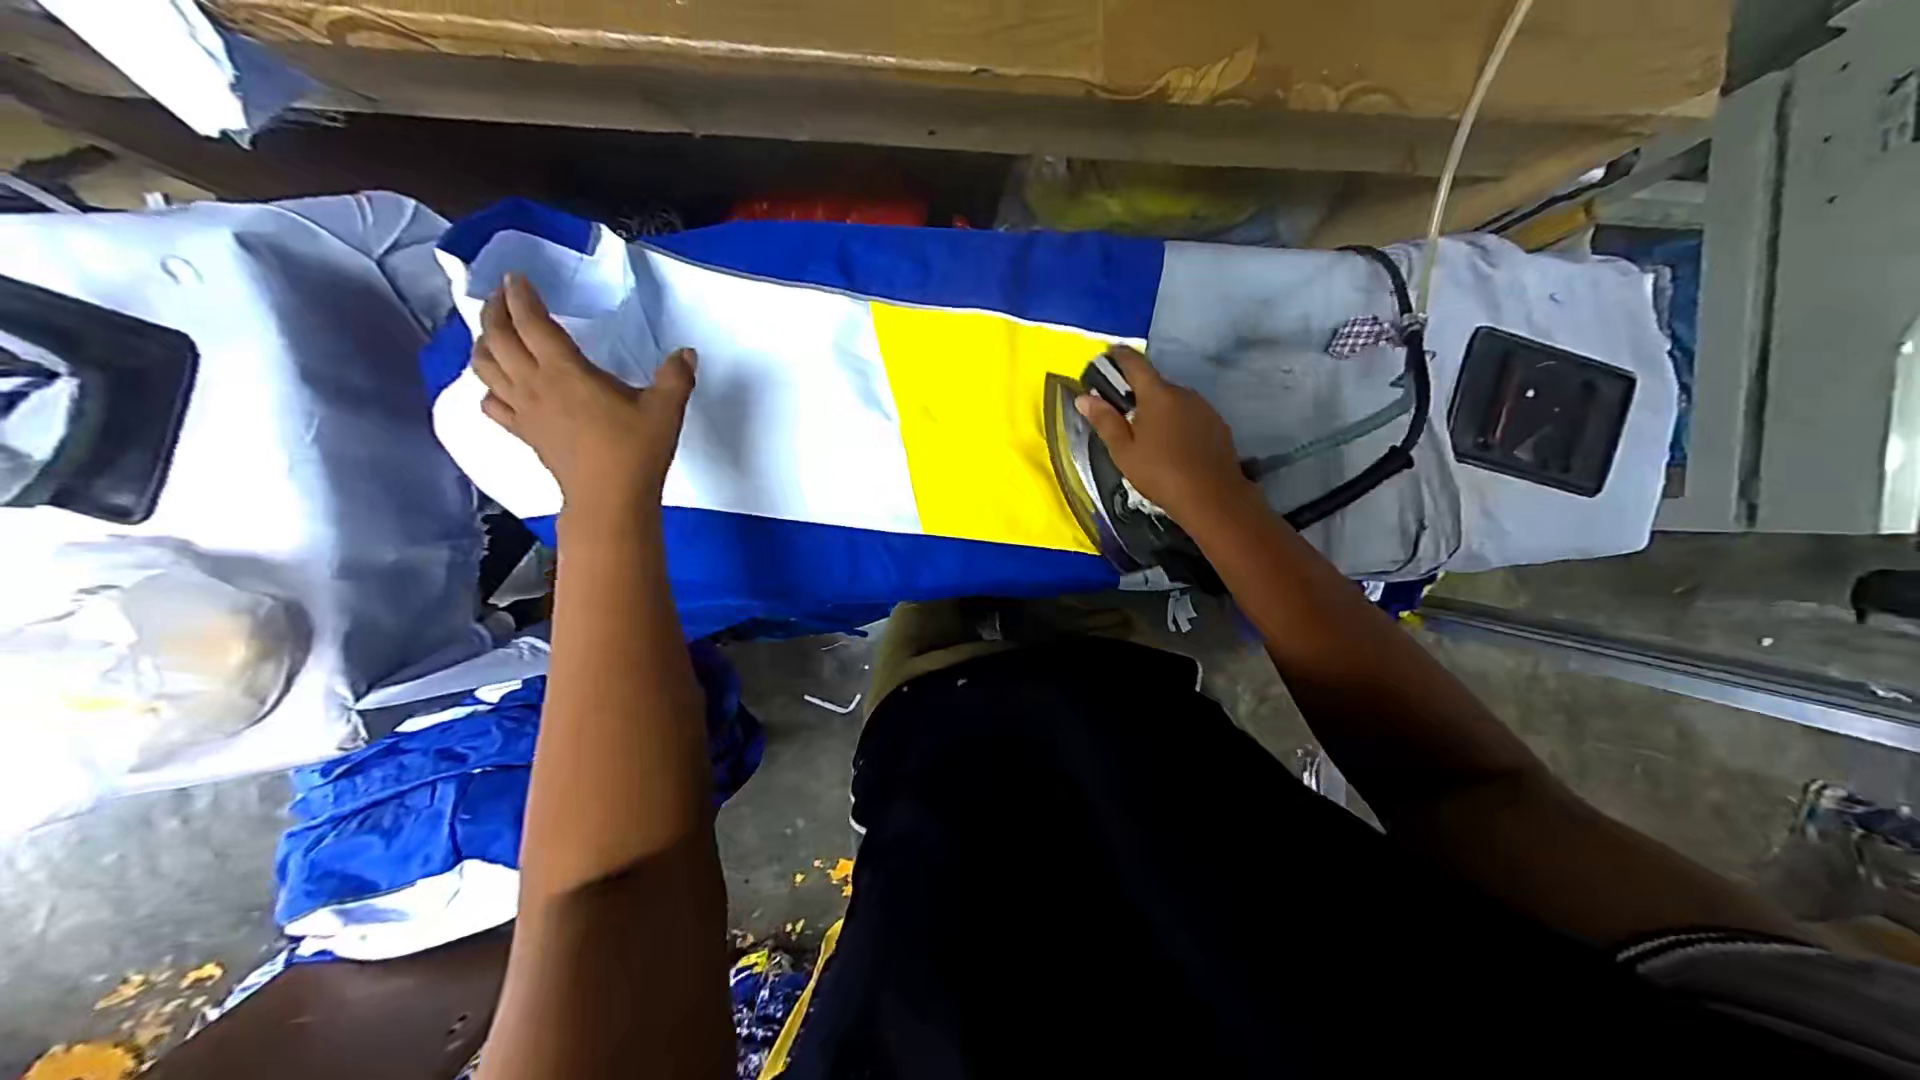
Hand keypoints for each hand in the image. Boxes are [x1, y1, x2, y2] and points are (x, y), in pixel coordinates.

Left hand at [471, 275, 696, 517]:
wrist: (610, 499)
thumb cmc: (636, 450)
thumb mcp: (666, 409)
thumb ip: (676, 376)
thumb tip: (687, 353)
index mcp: (566, 371)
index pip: (532, 322)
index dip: (520, 295)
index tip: (517, 278)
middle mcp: (535, 384)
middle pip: (496, 337)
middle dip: (495, 310)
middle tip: (504, 297)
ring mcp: (524, 410)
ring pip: (484, 366)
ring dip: (484, 343)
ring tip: (496, 333)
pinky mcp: (524, 433)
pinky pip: (491, 402)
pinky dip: (488, 386)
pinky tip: (499, 385)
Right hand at [1074, 345, 1262, 533]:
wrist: (1212, 498)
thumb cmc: (1160, 473)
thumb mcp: (1124, 451)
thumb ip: (1104, 421)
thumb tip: (1084, 397)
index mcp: (1157, 395)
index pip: (1135, 364)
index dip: (1119, 356)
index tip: (1108, 354)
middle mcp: (1183, 393)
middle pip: (1155, 384)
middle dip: (1138, 391)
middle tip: (1122, 410)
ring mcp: (1204, 408)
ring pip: (1174, 400)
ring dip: (1159, 408)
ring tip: (1147, 433)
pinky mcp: (1217, 424)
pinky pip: (1190, 414)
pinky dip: (1177, 421)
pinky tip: (1172, 444)